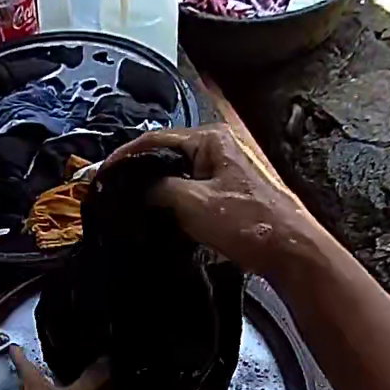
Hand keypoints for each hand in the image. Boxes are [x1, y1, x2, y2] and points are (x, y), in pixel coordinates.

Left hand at [8, 346, 105, 389]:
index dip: (19, 355)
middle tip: (45, 360)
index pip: (24, 365)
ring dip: (58, 388)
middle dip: (39, 370)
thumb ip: (91, 377)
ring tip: (69, 378)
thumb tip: (108, 359)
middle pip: (35, 380)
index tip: (14, 346)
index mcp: (32, 384)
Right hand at [106, 125, 328, 278]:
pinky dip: (170, 200)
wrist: (288, 250)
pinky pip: (189, 190)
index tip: (101, 174)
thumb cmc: (245, 222)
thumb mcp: (191, 203)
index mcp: (211, 139)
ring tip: (127, 202)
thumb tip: (138, 189)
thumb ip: (158, 190)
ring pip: (177, 174)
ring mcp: (224, 170)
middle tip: (111, 189)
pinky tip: (156, 214)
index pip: (155, 139)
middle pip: (165, 154)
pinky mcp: (227, 192)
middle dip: (138, 171)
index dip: (124, 156)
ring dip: (154, 188)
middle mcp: (218, 147)